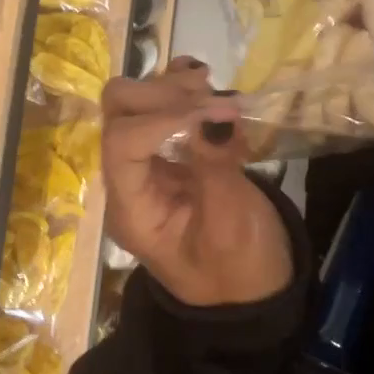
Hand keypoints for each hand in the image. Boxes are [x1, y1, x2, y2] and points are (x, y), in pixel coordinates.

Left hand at [101, 58, 293, 306]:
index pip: (123, 141)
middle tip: (217, 100)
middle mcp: (132, 178)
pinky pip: (163, 102)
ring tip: (219, 95)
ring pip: (137, 98)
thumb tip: (210, 116)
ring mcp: (151, 160)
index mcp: (133, 208)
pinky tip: (207, 82)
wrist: (254, 290)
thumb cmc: (240, 269)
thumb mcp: (230, 226)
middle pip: (119, 111)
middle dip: (166, 94)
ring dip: (176, 85)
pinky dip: (182, 83)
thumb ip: (215, 170)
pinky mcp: (175, 148)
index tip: (220, 111)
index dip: (166, 116)